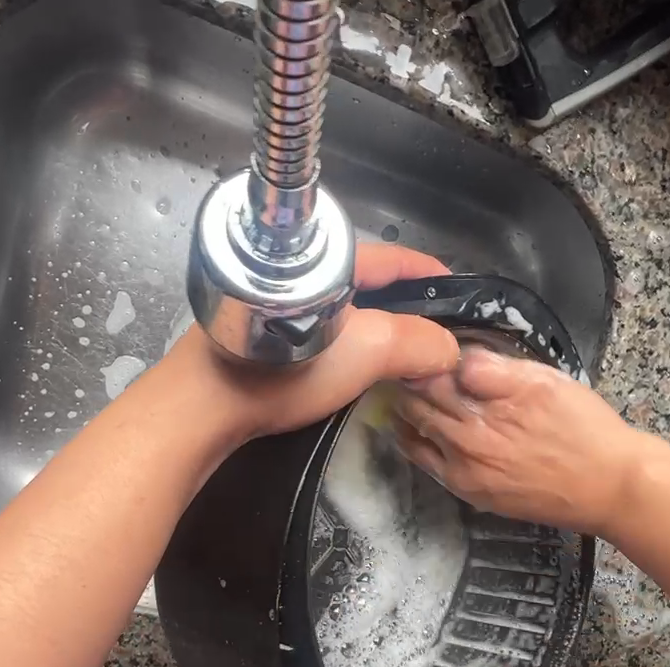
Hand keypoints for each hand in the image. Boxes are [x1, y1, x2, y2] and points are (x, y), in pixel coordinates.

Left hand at [159, 243, 460, 441]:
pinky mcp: (267, 337)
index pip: (396, 259)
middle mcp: (307, 275)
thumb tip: (449, 350)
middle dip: (410, 309)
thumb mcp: (369, 351)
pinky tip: (358, 370)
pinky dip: (351, 348)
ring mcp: (283, 305)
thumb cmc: (286, 368)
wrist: (208, 404)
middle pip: (374, 286)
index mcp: (332, 262)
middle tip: (437, 338)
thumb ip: (418, 344)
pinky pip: (326, 334)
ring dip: (381, 332)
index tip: (460, 296)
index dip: (432, 275)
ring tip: (406, 359)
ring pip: (349, 312)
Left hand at [391, 349, 651, 534]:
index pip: (431, 376)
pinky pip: (429, 466)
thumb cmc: (585, 428)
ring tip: (395, 395)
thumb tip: (455, 358)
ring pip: (417, 436)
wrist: (608, 487)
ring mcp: (466, 471)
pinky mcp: (471, 493)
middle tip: (395, 368)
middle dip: (404, 384)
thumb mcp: (545, 382)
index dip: (418, 358)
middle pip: (418, 406)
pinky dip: (414, 446)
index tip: (409, 346)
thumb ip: (495, 369)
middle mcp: (466, 440)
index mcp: (484, 405)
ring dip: (403, 414)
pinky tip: (409, 433)